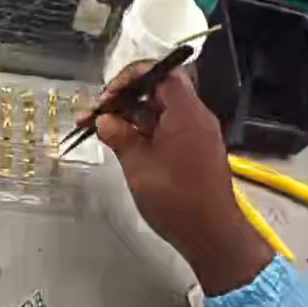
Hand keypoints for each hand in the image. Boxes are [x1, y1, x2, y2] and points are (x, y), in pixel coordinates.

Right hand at [92, 61, 272, 295]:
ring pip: (160, 112)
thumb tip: (104, 120)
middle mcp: (195, 117)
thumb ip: (120, 137)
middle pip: (158, 91)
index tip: (107, 94)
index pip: (161, 74)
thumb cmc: (176, 199)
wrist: (210, 232)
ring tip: (101, 129)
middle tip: (97, 113)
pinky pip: (166, 129)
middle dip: (125, 98)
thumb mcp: (138, 166)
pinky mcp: (193, 150)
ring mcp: (196, 134)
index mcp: (186, 113)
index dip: (131, 77)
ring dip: (131, 116)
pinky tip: (122, 143)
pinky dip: (144, 131)